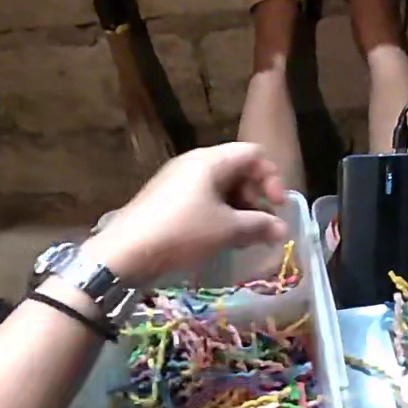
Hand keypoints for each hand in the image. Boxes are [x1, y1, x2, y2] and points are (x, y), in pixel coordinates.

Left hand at [86, 143, 287, 279]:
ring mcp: (177, 181)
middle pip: (237, 170)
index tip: (277, 207)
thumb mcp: (226, 230)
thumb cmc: (182, 232)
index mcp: (211, 160)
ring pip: (220, 188)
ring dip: (239, 210)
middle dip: (256, 197)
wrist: (126, 252)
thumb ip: (258, 226)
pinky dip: (218, 215)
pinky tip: (220, 239)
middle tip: (262, 227)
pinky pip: (202, 200)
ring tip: (244, 238)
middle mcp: (194, 163)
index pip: (253, 155)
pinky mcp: (166, 200)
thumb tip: (282, 229)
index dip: (272, 178)